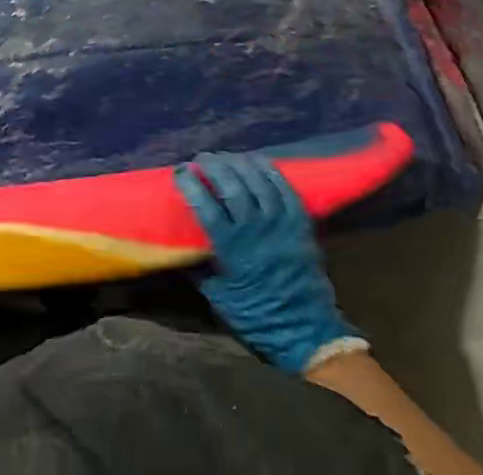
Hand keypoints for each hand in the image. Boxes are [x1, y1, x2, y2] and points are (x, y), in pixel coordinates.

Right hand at [174, 152, 363, 372]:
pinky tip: (258, 161)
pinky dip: (268, 169)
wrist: (303, 325)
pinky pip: (283, 185)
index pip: (205, 206)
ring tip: (226, 157)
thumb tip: (179, 252)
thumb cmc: (256, 315)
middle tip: (201, 158)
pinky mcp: (299, 217)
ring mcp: (280, 219)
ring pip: (257, 179)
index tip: (179, 171)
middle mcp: (255, 226)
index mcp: (231, 247)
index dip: (191, 185)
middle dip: (213, 166)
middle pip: (231, 184)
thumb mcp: (219, 298)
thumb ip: (199, 271)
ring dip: (239, 163)